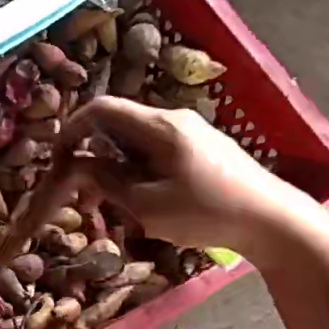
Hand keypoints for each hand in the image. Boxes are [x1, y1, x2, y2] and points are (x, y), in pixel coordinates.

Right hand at [0, 98, 313, 274]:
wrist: (271, 219)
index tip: (57, 162)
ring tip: (106, 208)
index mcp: (159, 126)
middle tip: (81, 197)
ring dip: (112, 171)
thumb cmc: (206, 212)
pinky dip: (133, 173)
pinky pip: (152, 153)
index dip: (71, 131)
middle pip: (115, 127)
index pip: (101, 109)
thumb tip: (78, 165)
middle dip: (90, 158)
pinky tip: (137, 203)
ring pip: (132, 143)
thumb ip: (108, 182)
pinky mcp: (198, 149)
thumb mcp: (146, 205)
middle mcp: (172, 120)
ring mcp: (188, 133)